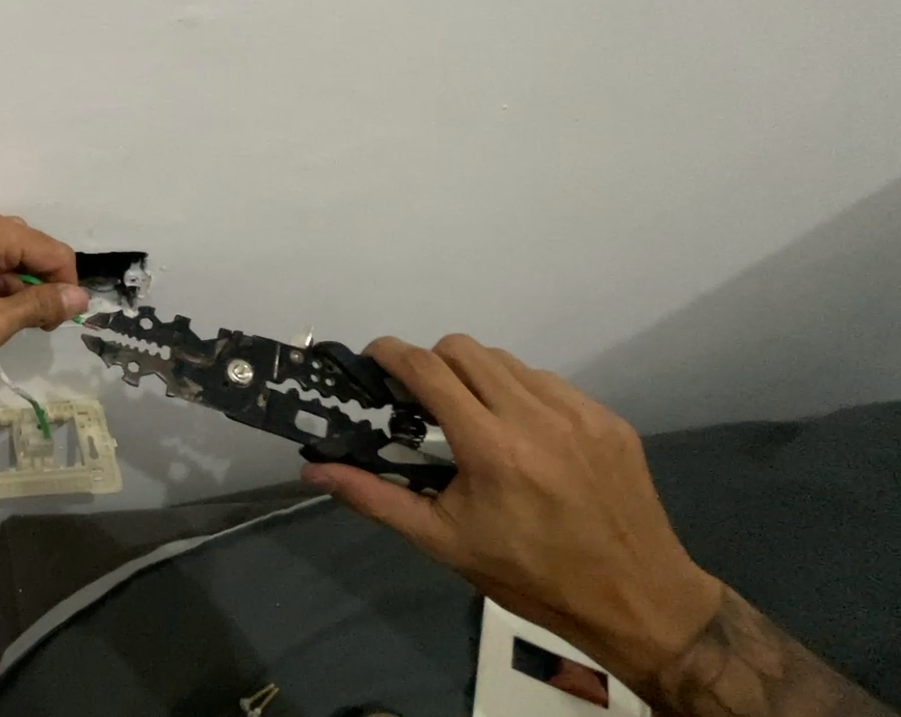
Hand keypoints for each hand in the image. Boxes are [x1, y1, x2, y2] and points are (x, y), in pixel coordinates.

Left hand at [0, 210, 87, 371]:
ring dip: (17, 291)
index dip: (65, 288)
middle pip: (33, 250)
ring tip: (0, 325)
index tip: (54, 324)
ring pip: (10, 259)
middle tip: (29, 327)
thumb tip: (81, 297)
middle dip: (41, 288)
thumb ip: (40, 307)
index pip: (54, 252)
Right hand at [302, 335, 722, 690]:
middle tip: (420, 397)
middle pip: (462, 348)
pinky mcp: (609, 421)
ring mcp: (580, 415)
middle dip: (430, 361)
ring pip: (503, 359)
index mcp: (492, 448)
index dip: (391, 352)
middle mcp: (537, 418)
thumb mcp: (441, 540)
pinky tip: (519, 431)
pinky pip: (544, 379)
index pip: (428, 368)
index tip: (373, 360)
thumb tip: (311, 469)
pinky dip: (516, 390)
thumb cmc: (528, 573)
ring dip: (473, 374)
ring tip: (470, 415)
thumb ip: (372, 497)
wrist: (642, 604)